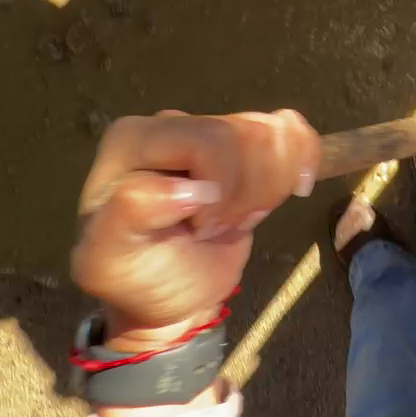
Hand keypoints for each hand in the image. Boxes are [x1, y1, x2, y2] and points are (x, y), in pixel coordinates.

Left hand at [71, 109, 318, 351]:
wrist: (174, 293)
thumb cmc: (139, 277)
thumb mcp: (111, 260)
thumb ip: (130, 216)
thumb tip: (191, 188)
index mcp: (133, 139)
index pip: (206, 139)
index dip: (222, 188)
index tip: (200, 230)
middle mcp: (173, 123)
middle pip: (245, 134)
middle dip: (246, 194)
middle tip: (218, 229)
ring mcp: (214, 129)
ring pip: (273, 134)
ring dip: (269, 188)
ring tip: (236, 218)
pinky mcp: (248, 141)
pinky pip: (294, 129)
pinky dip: (304, 160)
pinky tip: (293, 189)